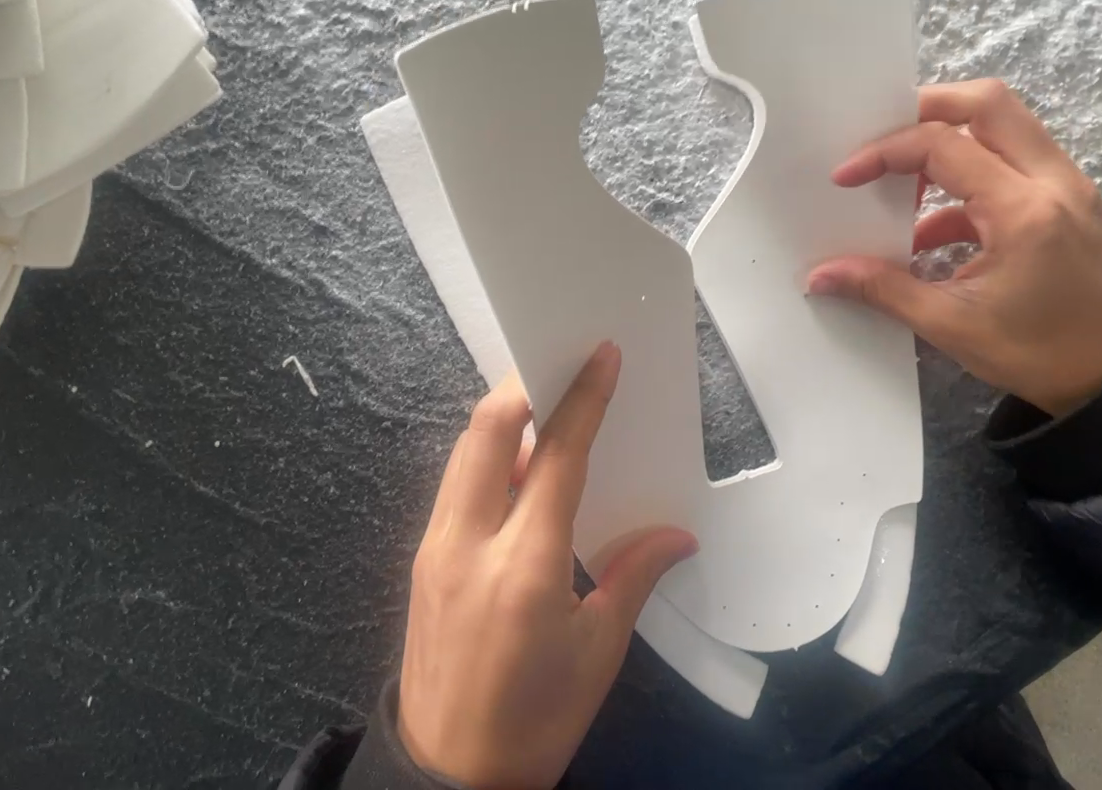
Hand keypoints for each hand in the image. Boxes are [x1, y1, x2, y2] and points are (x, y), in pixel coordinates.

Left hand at [397, 343, 698, 788]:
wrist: (447, 779)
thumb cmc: (535, 718)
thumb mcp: (598, 653)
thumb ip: (635, 577)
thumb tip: (679, 535)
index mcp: (524, 563)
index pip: (557, 455)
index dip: (583, 397)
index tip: (600, 355)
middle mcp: (468, 540)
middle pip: (489, 431)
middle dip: (525, 385)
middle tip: (562, 366)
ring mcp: (436, 546)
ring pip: (465, 451)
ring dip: (504, 417)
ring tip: (545, 407)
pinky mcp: (423, 558)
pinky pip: (457, 482)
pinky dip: (488, 455)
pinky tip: (519, 468)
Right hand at [806, 79, 1101, 415]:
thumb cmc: (1035, 354)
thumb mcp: (950, 324)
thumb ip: (882, 288)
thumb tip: (819, 276)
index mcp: (1025, 211)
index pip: (944, 145)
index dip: (885, 152)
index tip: (846, 177)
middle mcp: (1054, 181)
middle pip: (987, 102)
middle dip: (925, 109)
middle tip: (879, 137)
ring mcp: (1067, 185)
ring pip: (1004, 123)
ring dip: (949, 137)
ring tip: (902, 177)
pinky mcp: (1067, 198)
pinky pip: (1012, 160)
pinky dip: (967, 175)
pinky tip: (932, 225)